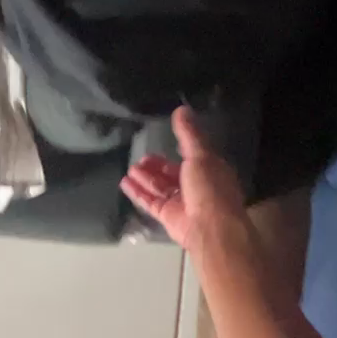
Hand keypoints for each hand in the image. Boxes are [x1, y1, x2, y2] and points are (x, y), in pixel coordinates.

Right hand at [120, 107, 247, 250]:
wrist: (211, 229)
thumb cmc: (211, 189)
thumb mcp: (201, 155)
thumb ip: (188, 134)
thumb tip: (182, 109)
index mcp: (210, 171)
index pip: (193, 157)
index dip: (179, 149)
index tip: (164, 140)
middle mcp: (197, 187)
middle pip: (173, 173)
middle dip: (157, 166)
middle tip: (141, 158)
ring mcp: (182, 203)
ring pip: (160, 187)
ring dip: (145, 178)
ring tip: (130, 168)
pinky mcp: (168, 216)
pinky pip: (150, 201)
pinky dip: (138, 192)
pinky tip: (125, 183)